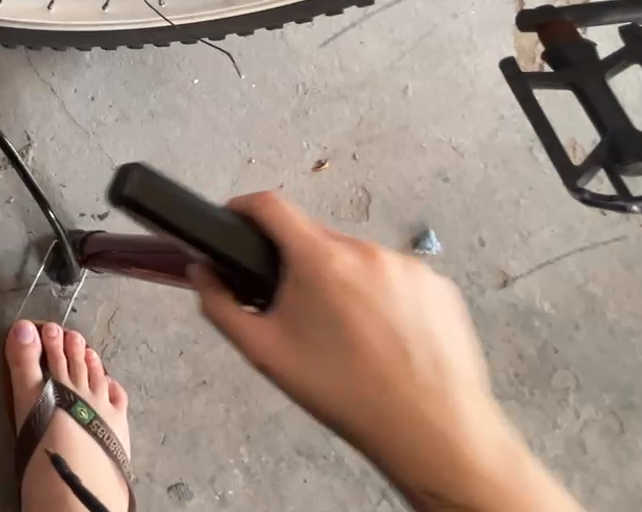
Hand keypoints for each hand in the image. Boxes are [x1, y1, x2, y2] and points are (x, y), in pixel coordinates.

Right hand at [190, 193, 579, 511]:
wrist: (438, 438)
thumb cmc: (347, 395)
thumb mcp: (264, 353)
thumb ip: (218, 305)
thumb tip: (201, 271)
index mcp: (319, 260)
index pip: (269, 204)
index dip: (244, 207)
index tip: (235, 220)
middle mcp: (365, 251)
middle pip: (312, 235)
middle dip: (295, 259)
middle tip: (294, 304)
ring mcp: (408, 267)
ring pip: (353, 255)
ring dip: (338, 276)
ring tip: (343, 327)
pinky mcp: (440, 286)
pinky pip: (392, 273)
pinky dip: (378, 291)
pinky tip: (380, 332)